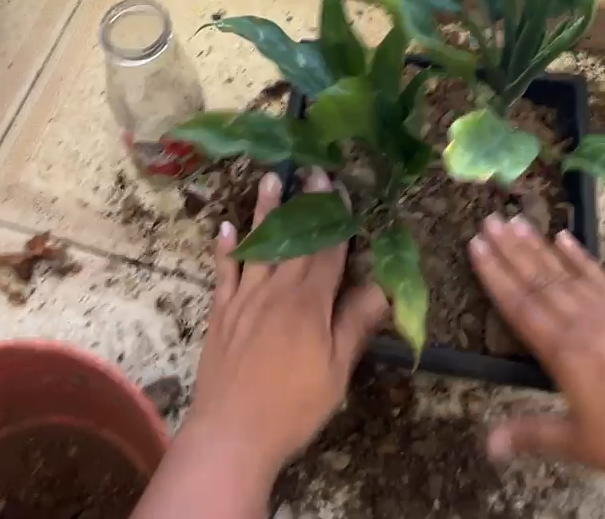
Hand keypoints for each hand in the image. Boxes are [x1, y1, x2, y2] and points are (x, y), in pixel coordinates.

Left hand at [182, 169, 390, 477]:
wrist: (232, 434)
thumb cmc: (292, 406)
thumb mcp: (336, 370)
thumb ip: (355, 324)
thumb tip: (383, 287)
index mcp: (309, 302)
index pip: (327, 251)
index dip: (335, 220)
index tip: (340, 189)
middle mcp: (276, 290)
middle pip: (294, 239)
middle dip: (304, 203)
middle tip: (310, 169)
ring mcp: (244, 298)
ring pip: (258, 245)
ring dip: (264, 211)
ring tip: (270, 179)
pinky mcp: (221, 312)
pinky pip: (223, 272)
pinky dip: (225, 248)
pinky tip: (225, 228)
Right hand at [469, 214, 604, 487]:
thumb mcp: (582, 445)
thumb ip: (533, 435)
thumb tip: (487, 445)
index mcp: (564, 351)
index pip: (520, 305)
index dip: (494, 274)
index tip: (475, 245)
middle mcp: (583, 322)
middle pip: (538, 279)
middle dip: (509, 249)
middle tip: (487, 219)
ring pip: (565, 272)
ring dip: (537, 245)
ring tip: (515, 220)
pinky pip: (600, 276)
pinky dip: (579, 256)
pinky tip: (565, 238)